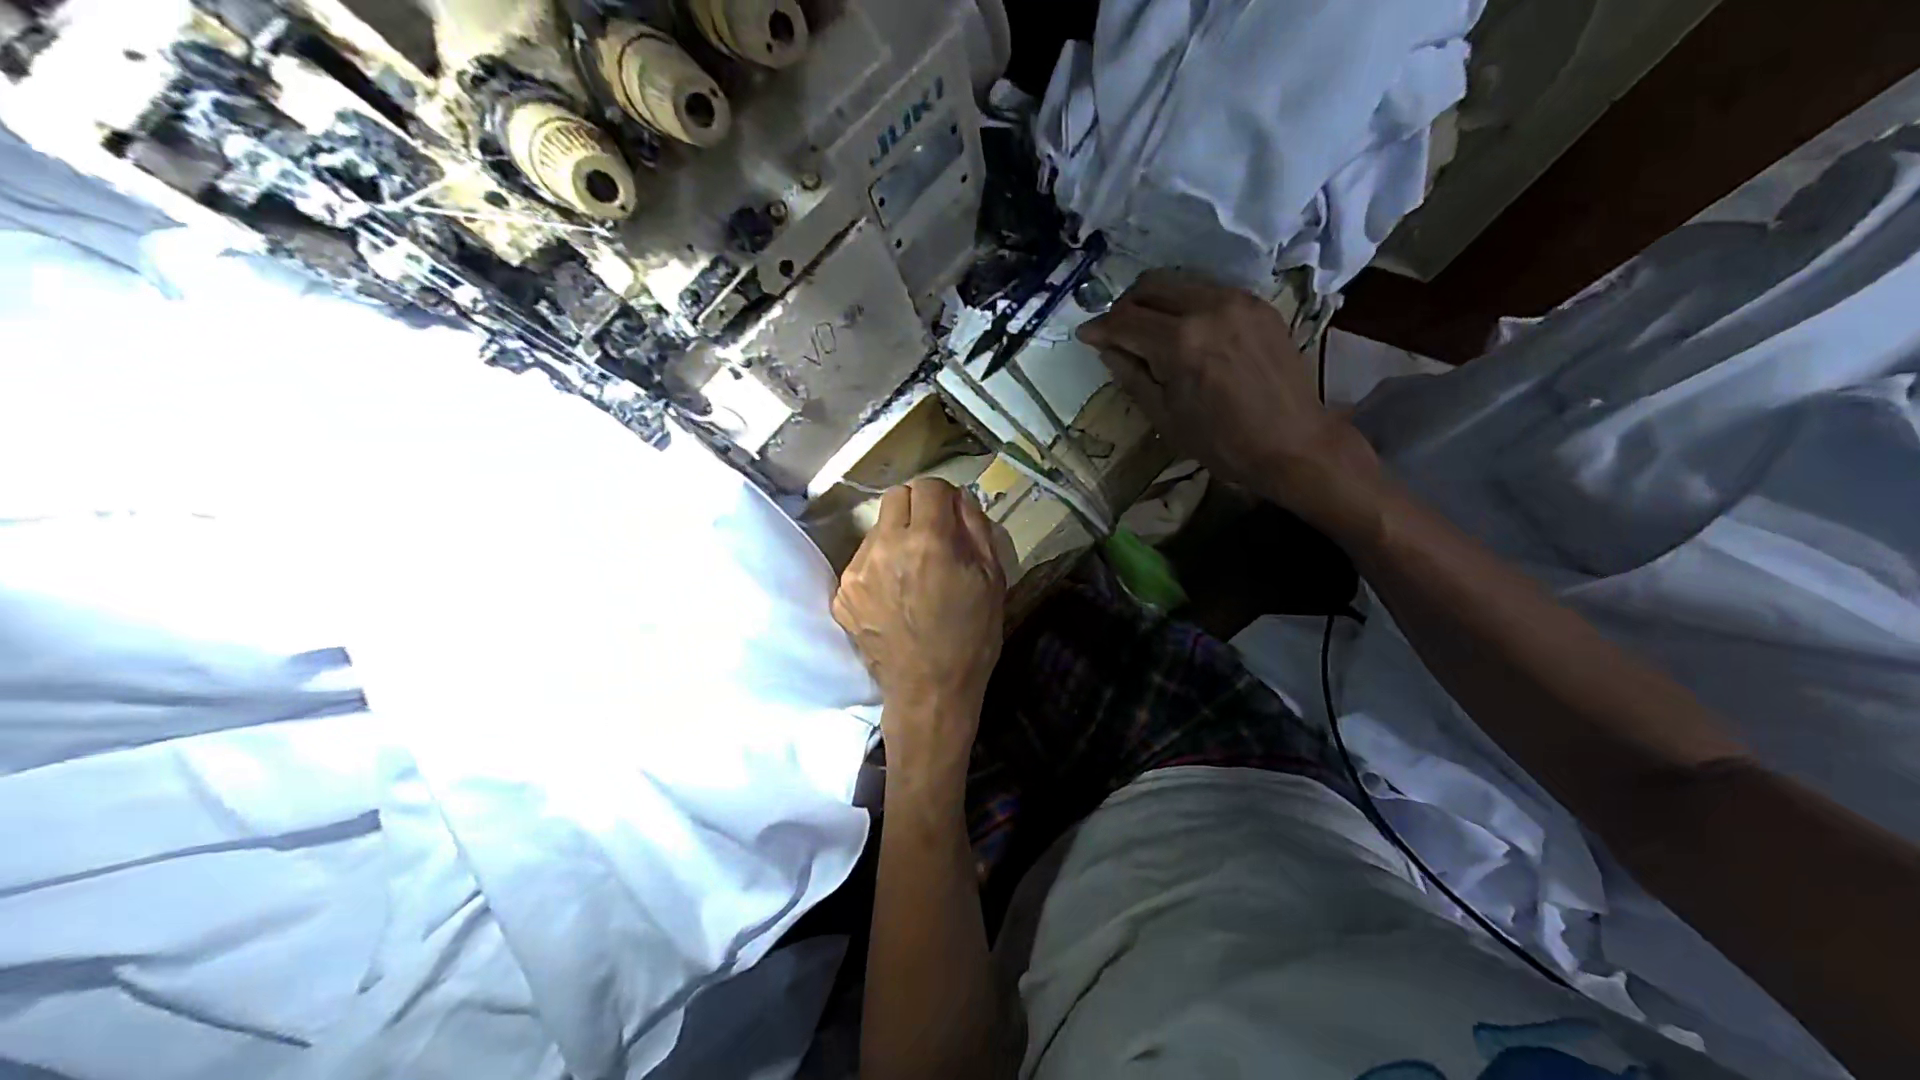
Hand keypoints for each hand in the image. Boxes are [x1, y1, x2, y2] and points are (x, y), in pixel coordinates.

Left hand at [833, 478, 1005, 782]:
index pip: (927, 486)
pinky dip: (879, 567)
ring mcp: (857, 572)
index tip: (950, 515)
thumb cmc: (972, 638)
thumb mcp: (992, 579)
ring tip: (912, 574)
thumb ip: (976, 527)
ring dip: (895, 538)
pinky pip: (862, 561)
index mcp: (928, 542)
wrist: (929, 692)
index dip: (943, 496)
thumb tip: (959, 497)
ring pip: (876, 529)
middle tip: (931, 538)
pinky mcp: (842, 594)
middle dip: (916, 509)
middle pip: (895, 497)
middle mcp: (885, 548)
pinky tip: (895, 595)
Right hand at [1077, 269, 1384, 539]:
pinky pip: (1209, 290)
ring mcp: (1238, 301)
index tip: (1085, 335)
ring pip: (1179, 281)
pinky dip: (1187, 303)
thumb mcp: (1163, 415)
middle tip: (1116, 332)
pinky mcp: (1258, 304)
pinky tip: (1186, 331)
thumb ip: (1131, 375)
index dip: (1099, 327)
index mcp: (1180, 342)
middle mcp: (1208, 308)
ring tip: (1149, 330)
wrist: (1292, 443)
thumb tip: (1107, 348)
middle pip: (1150, 286)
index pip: (1125, 319)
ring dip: (1155, 301)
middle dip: (1124, 306)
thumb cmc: (1221, 442)